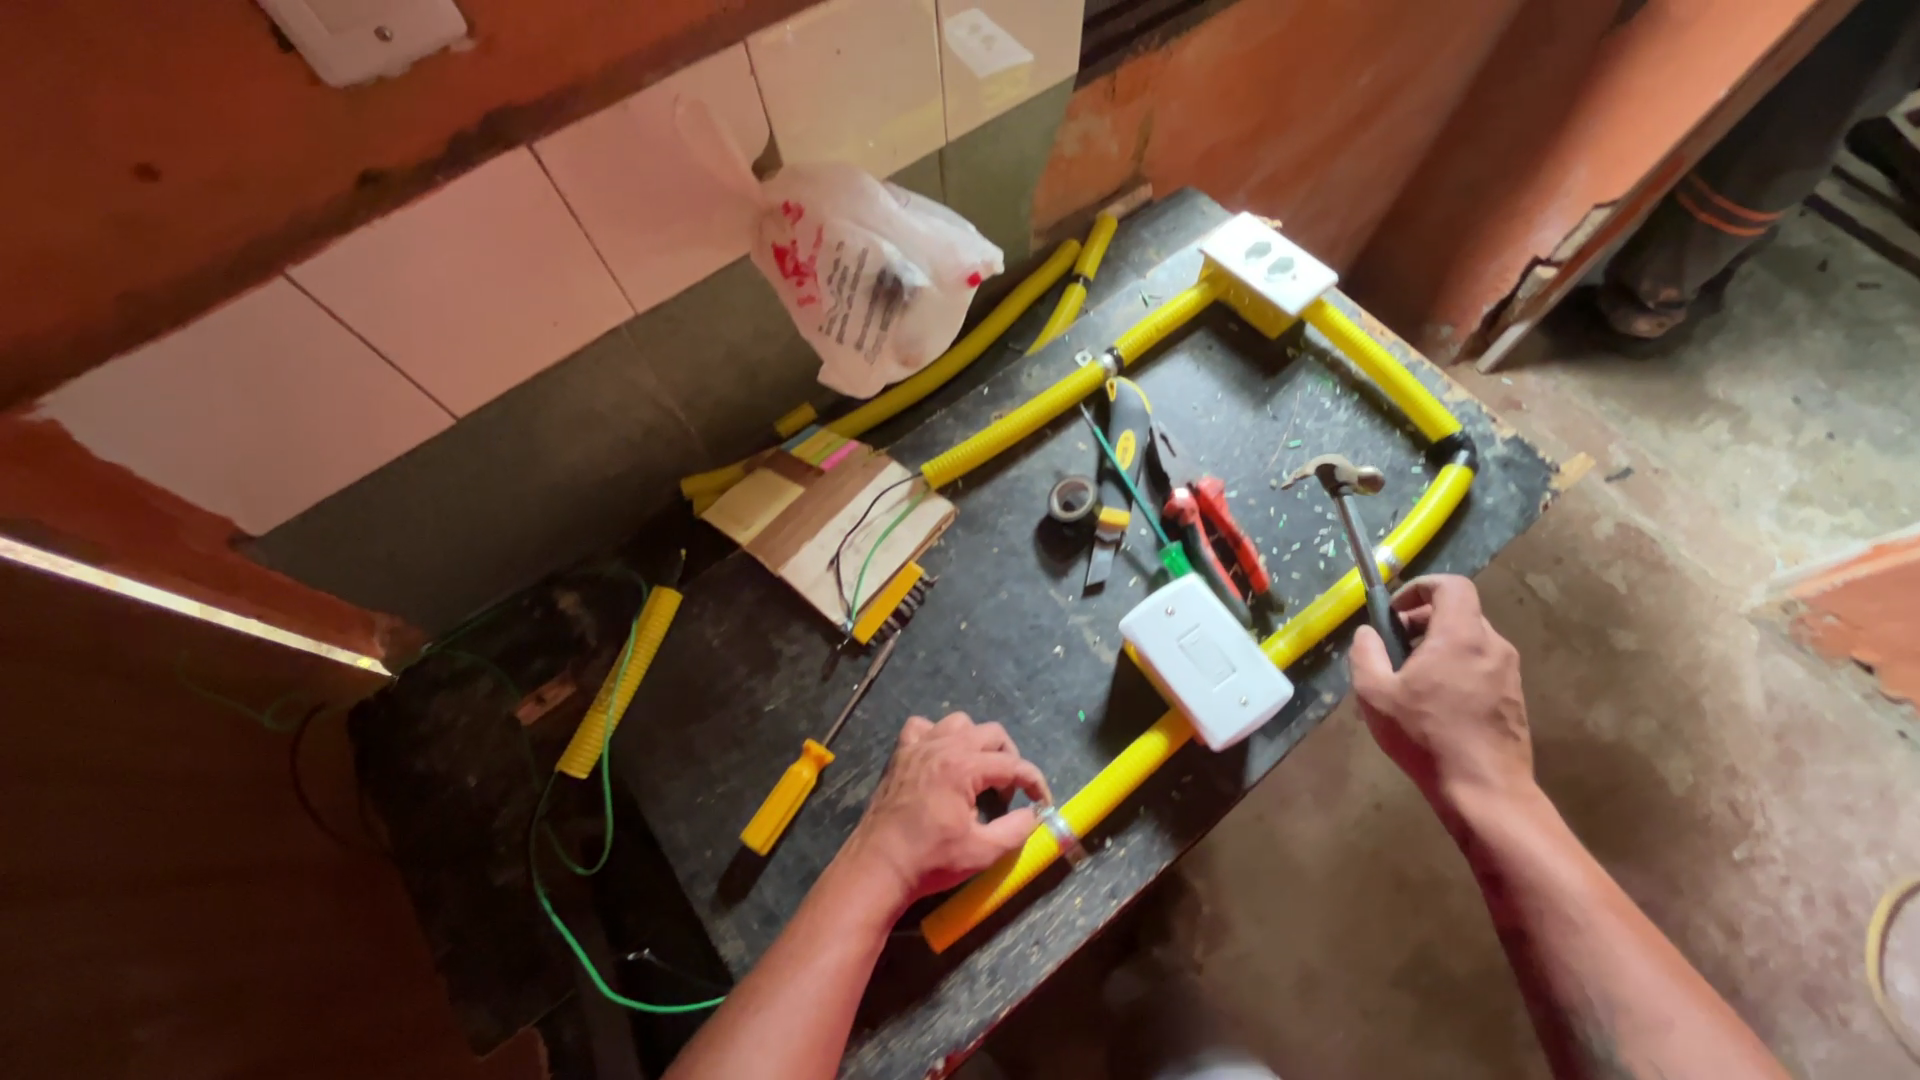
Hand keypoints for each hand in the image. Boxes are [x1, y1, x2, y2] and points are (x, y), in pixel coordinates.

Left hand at [840, 712, 1051, 907]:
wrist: (878, 867)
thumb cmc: (930, 861)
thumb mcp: (983, 852)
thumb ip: (1016, 829)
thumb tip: (1033, 814)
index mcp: (963, 768)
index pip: (1012, 765)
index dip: (1034, 782)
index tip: (1042, 802)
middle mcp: (941, 747)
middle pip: (991, 734)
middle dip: (1009, 759)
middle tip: (1008, 792)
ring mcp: (918, 747)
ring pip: (959, 723)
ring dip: (976, 742)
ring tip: (979, 772)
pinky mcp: (900, 755)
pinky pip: (922, 727)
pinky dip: (937, 735)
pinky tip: (942, 758)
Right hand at [1349, 575, 1532, 809]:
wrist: (1484, 789)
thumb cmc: (1425, 735)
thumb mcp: (1374, 693)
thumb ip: (1366, 654)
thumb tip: (1368, 634)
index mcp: (1460, 636)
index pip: (1452, 586)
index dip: (1420, 587)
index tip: (1394, 610)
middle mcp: (1492, 646)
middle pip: (1460, 612)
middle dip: (1422, 620)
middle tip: (1393, 646)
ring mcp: (1508, 673)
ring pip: (1469, 640)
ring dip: (1437, 646)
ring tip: (1409, 678)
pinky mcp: (1513, 698)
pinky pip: (1480, 666)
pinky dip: (1454, 667)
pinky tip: (1433, 702)